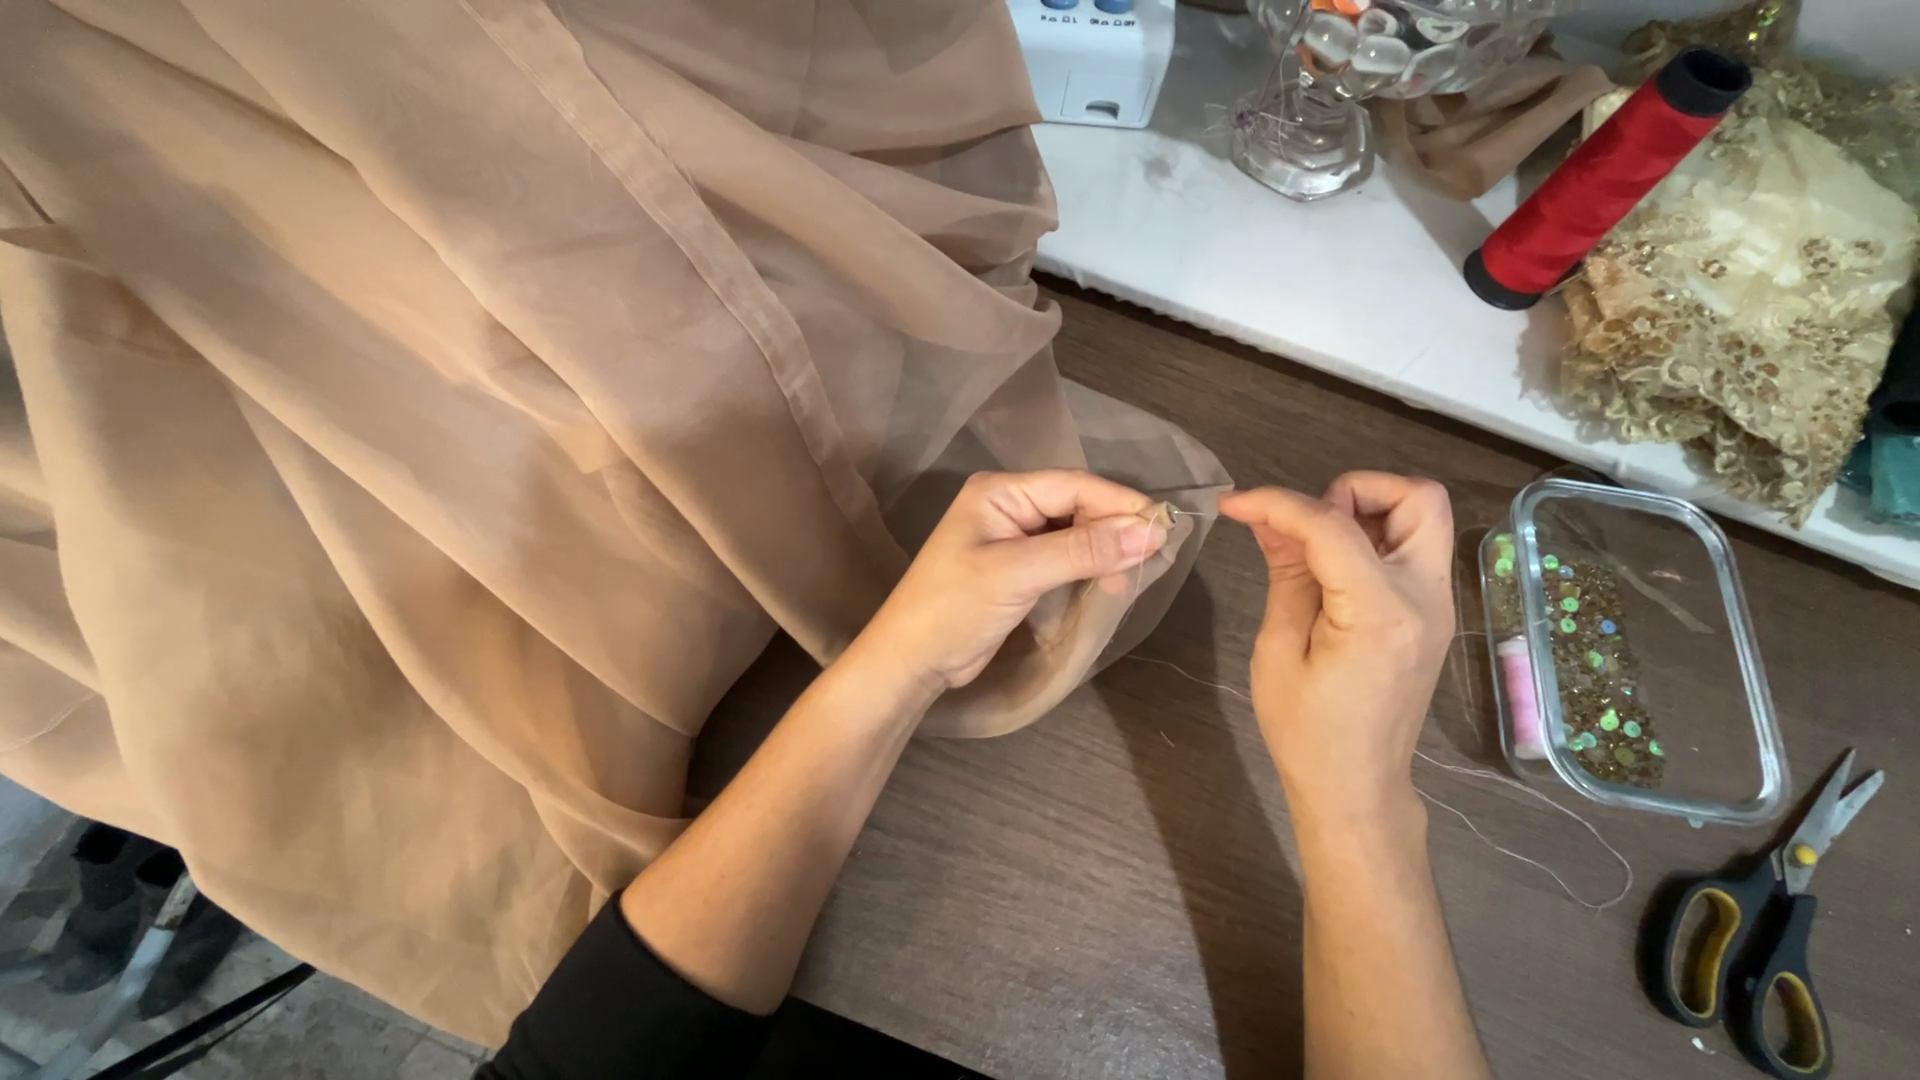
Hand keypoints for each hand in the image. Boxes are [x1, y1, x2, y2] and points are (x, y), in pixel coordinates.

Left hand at [854, 469, 1167, 692]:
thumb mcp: (1019, 574)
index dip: (1120, 505)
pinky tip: (1110, 582)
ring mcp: (1012, 537)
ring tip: (1135, 573)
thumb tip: (1151, 532)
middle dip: (1115, 527)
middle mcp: (1008, 506)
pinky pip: (1064, 556)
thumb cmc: (955, 608)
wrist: (912, 660)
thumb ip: (1083, 551)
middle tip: (1155, 555)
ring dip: (1105, 549)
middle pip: (1077, 505)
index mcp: (1000, 492)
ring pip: (1074, 531)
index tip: (1164, 529)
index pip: (1074, 486)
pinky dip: (1088, 566)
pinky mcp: (1018, 568)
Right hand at [1219, 472, 1454, 823]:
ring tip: (1312, 548)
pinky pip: (1411, 549)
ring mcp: (1438, 604)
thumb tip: (1268, 519)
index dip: (1277, 503)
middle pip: (1416, 498)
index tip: (1233, 504)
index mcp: (1381, 611)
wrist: (1355, 785)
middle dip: (1353, 491)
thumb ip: (1286, 573)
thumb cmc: (1305, 729)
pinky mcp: (1432, 613)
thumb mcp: (1278, 649)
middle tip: (1304, 527)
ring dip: (1366, 511)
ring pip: (1421, 517)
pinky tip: (1328, 569)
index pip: (1332, 525)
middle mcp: (1426, 597)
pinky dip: (1372, 538)